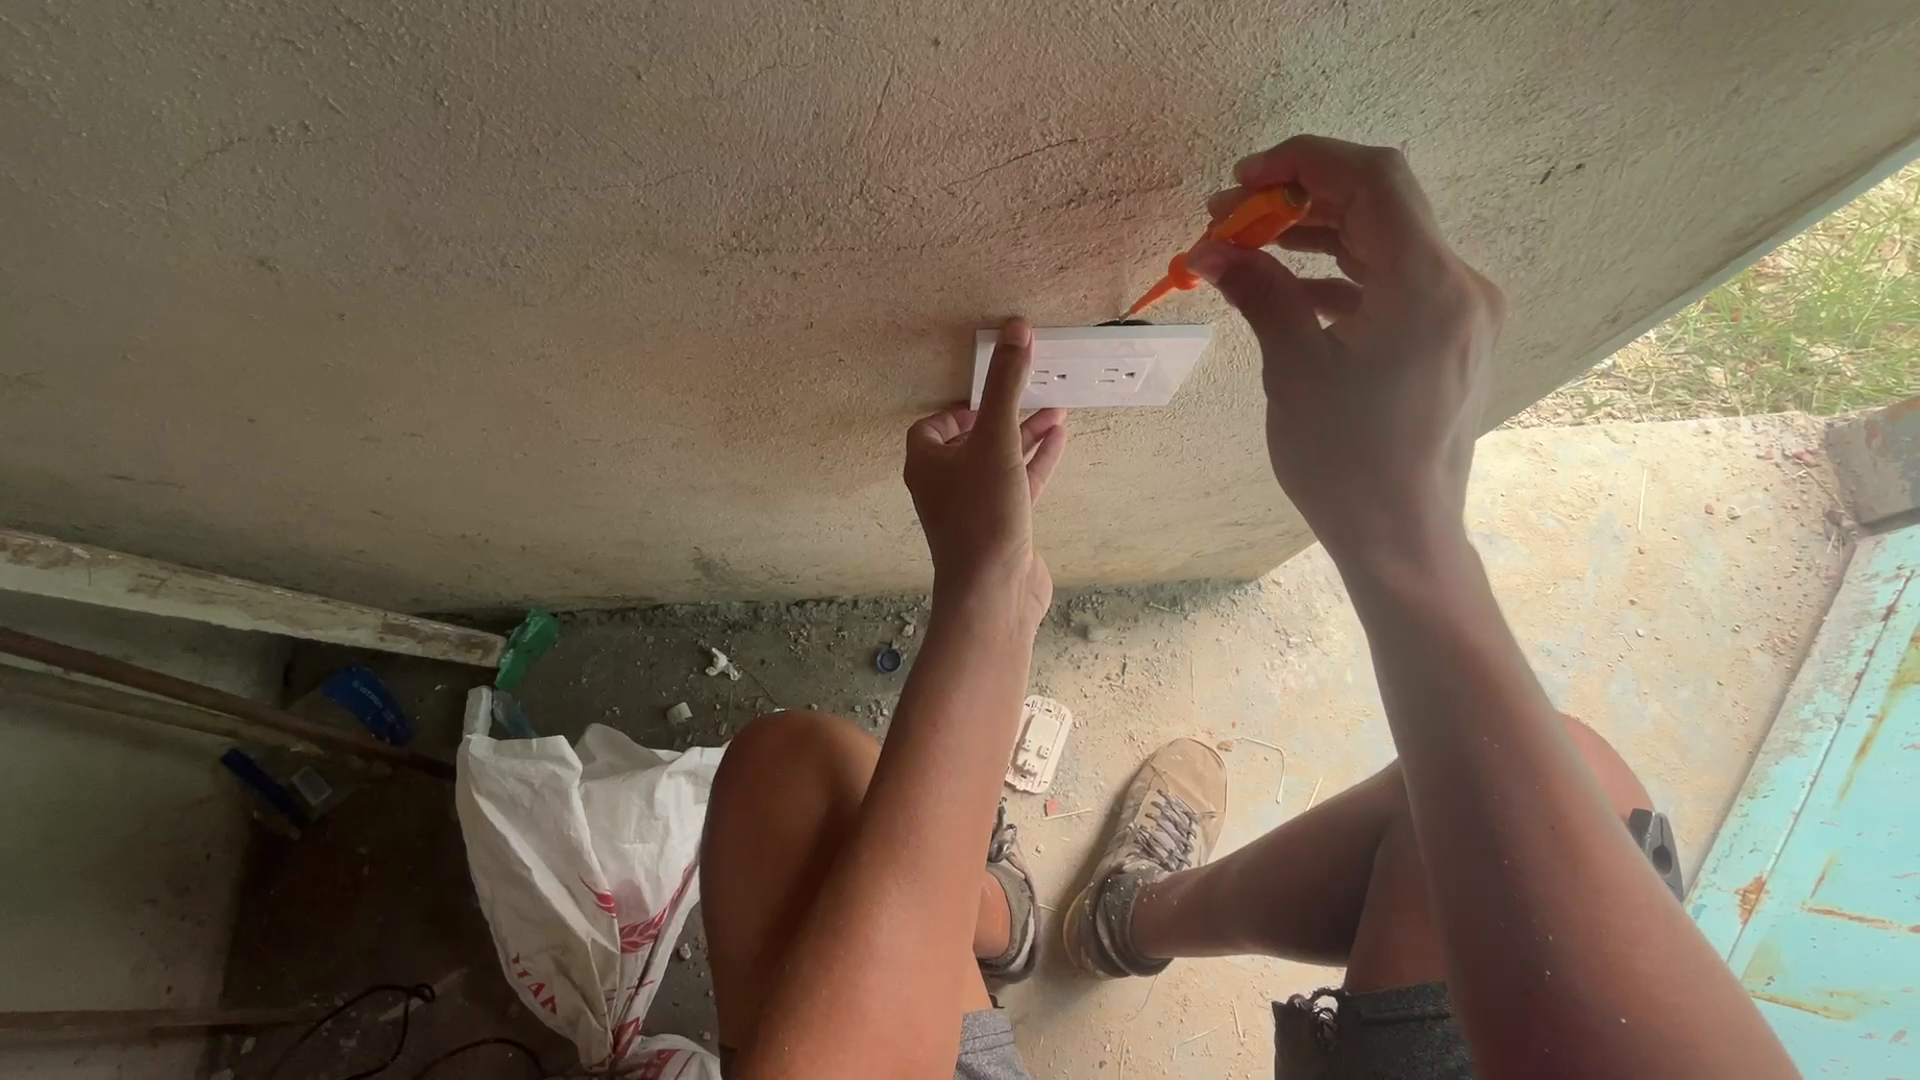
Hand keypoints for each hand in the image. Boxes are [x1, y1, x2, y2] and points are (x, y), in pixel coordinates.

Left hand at [904, 317, 1067, 625]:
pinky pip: (1017, 484)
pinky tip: (1059, 441)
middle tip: (1031, 393)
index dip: (960, 407)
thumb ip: (1007, 386)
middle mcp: (944, 485)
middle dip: (1002, 416)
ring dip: (1024, 436)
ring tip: (1057, 411)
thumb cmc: (982, 514)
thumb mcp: (996, 441)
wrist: (993, 590)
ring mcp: (973, 508)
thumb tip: (1015, 329)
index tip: (990, 395)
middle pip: (971, 440)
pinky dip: (1036, 463)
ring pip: (998, 461)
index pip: (933, 425)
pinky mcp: (1001, 526)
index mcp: (927, 463)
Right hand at [1188, 136, 1504, 568]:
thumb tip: (1208, 250)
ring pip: (1382, 241)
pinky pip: (1389, 282)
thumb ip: (1259, 295)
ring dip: (1314, 236)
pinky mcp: (1446, 335)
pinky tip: (1288, 291)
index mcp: (1428, 287)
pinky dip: (1337, 275)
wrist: (1399, 535)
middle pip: (1378, 205)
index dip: (1303, 162)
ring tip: (1246, 251)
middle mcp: (1459, 285)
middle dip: (1298, 201)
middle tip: (1226, 222)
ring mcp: (1459, 310)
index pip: (1373, 180)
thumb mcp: (1294, 373)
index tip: (1239, 181)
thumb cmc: (1344, 463)